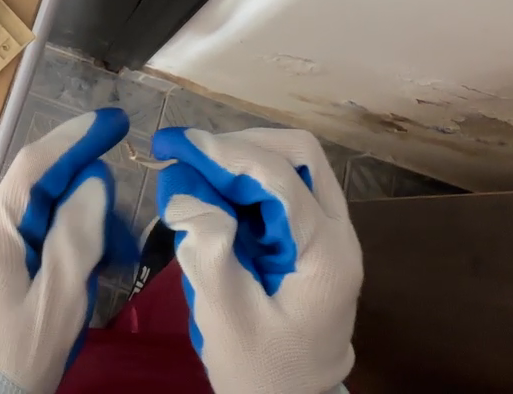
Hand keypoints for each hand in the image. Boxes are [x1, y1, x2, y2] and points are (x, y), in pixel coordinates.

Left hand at [0, 108, 136, 393]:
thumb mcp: (61, 296)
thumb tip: (94, 179)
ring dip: (86, 218)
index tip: (115, 121)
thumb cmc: (24, 350)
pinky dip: (73, 233)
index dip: (77, 137)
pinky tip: (95, 259)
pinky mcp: (2, 247)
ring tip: (114, 255)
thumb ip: (78, 233)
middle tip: (123, 233)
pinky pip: (43, 221)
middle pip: (46, 180)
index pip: (37, 163)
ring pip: (49, 200)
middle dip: (90, 192)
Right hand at [152, 127, 362, 393]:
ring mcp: (329, 229)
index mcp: (327, 255)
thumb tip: (189, 192)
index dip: (223, 152)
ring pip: (291, 159)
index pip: (278, 177)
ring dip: (240, 155)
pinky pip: (283, 179)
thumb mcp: (227, 321)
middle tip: (189, 158)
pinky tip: (213, 192)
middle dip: (239, 144)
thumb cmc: (259, 369)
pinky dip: (244, 172)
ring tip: (195, 175)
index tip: (174, 145)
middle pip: (298, 152)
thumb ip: (209, 255)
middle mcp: (338, 231)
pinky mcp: (312, 231)